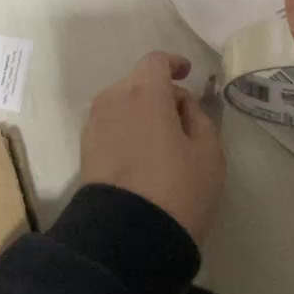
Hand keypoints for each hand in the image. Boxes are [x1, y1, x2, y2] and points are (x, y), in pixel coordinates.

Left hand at [79, 51, 226, 242]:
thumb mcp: (208, 152)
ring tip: (163, 138)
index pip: (155, 62)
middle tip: (183, 117)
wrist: (129, 231)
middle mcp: (112, 98)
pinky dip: (126, 126)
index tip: (188, 72)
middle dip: (160, 91)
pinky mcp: (85, 145)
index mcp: (143, 93)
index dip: (173, 63)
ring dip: (141, 109)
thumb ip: (199, 117)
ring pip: (121, 102)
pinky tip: (141, 151)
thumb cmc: (177, 187)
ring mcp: (94, 121)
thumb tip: (184, 104)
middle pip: (138, 82)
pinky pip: (110, 122)